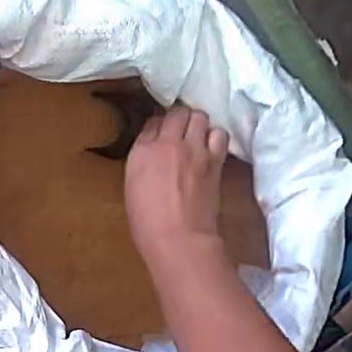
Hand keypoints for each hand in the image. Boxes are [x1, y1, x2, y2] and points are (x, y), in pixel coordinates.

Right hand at [124, 106, 230, 276]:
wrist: (179, 238)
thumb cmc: (147, 223)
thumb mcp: (133, 188)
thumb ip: (143, 163)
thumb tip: (153, 155)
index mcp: (141, 152)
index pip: (152, 122)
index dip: (158, 127)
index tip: (160, 135)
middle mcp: (167, 143)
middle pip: (178, 112)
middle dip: (180, 118)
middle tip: (181, 131)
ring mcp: (194, 149)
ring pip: (200, 116)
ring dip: (199, 124)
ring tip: (198, 136)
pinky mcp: (215, 160)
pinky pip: (219, 134)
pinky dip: (215, 136)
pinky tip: (212, 147)